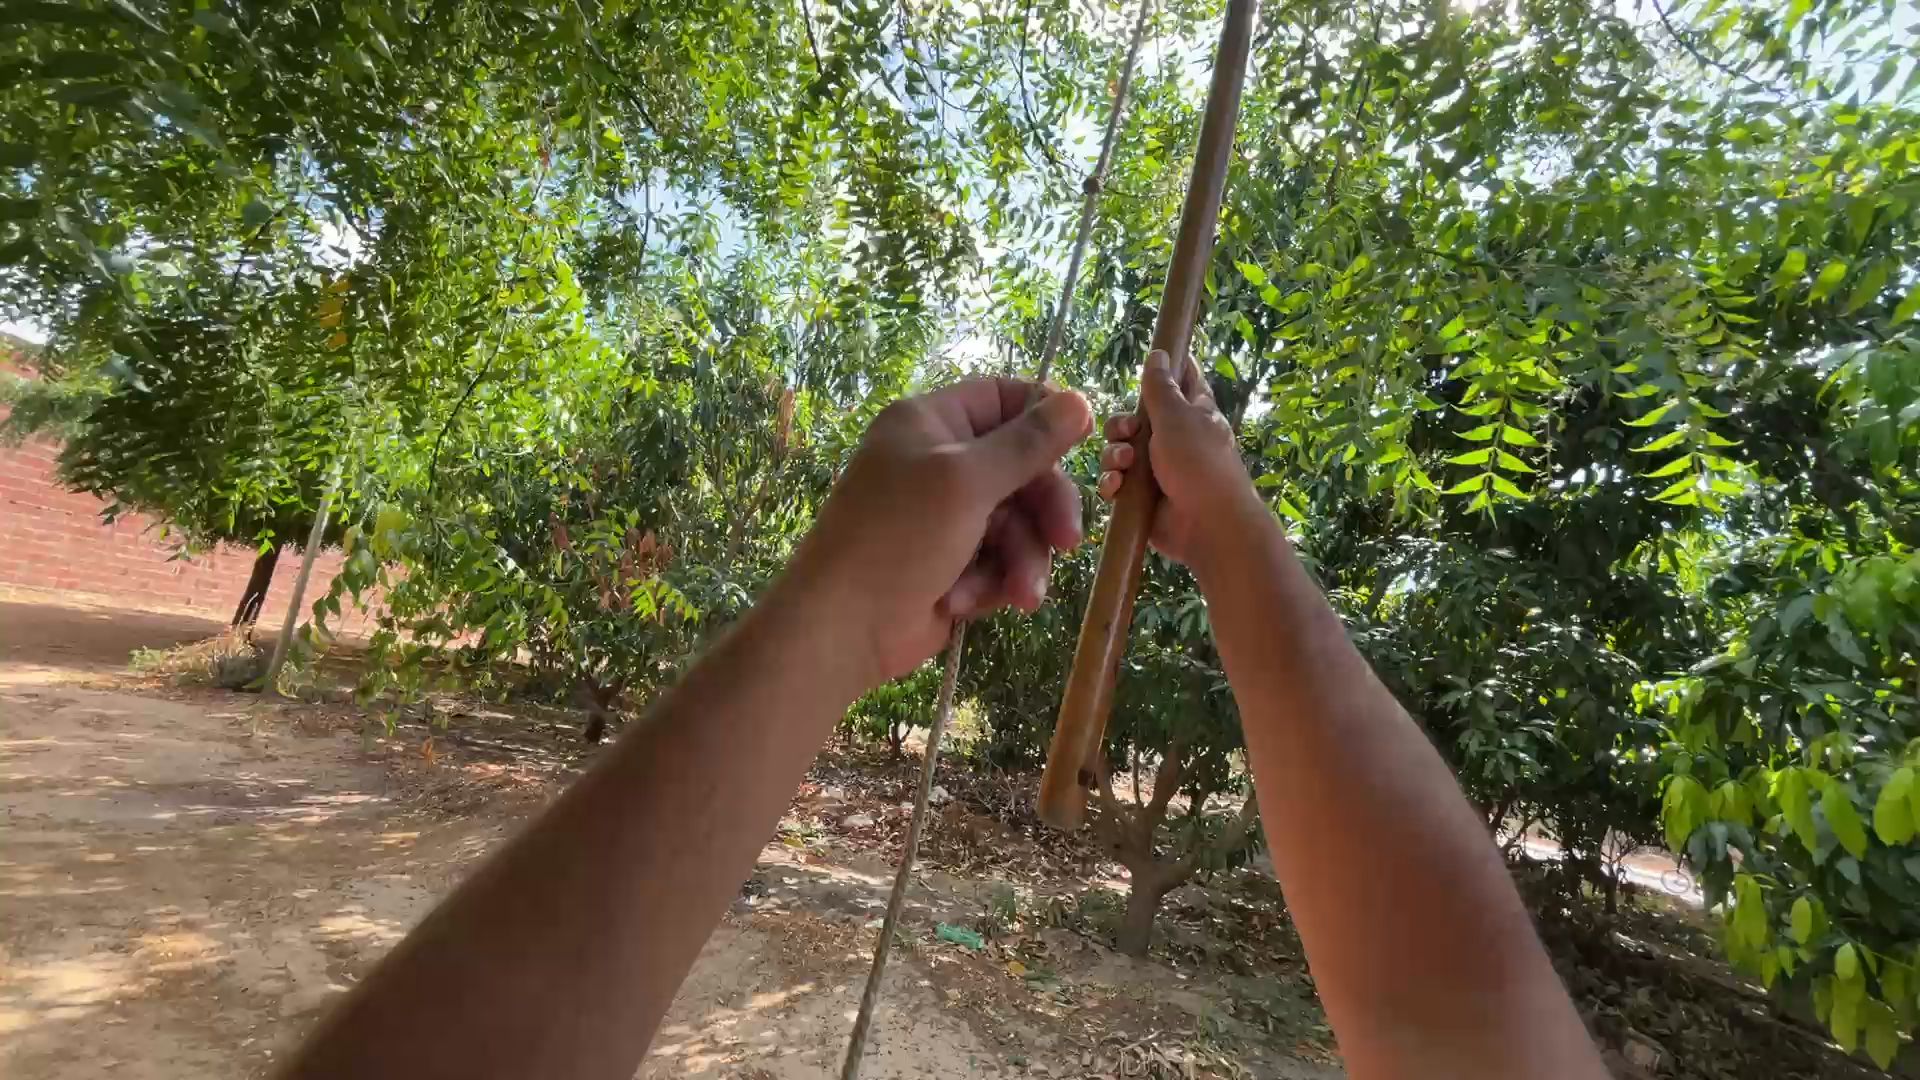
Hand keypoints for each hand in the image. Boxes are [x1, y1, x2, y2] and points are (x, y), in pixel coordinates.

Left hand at [788, 378, 1092, 685]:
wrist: (842, 629)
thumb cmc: (898, 537)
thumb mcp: (967, 481)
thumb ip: (1028, 443)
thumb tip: (1081, 401)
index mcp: (931, 424)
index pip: (1002, 399)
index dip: (1044, 418)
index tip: (1085, 439)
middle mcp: (939, 464)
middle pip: (1021, 468)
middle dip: (1044, 508)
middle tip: (1067, 540)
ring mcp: (946, 516)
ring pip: (1017, 523)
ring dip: (1022, 559)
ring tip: (1020, 594)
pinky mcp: (954, 563)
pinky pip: (998, 560)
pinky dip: (991, 582)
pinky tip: (965, 602)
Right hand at [1096, 349, 1258, 567]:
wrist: (1206, 525)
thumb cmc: (1199, 463)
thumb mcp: (1177, 417)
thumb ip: (1161, 387)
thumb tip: (1158, 352)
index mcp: (1191, 412)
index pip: (1181, 378)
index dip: (1165, 368)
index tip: (1149, 359)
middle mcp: (1172, 438)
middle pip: (1135, 418)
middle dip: (1122, 424)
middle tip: (1128, 432)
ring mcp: (1155, 469)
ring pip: (1119, 451)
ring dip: (1115, 455)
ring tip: (1125, 465)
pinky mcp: (1140, 496)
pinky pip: (1116, 481)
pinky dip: (1112, 483)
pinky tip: (1116, 487)